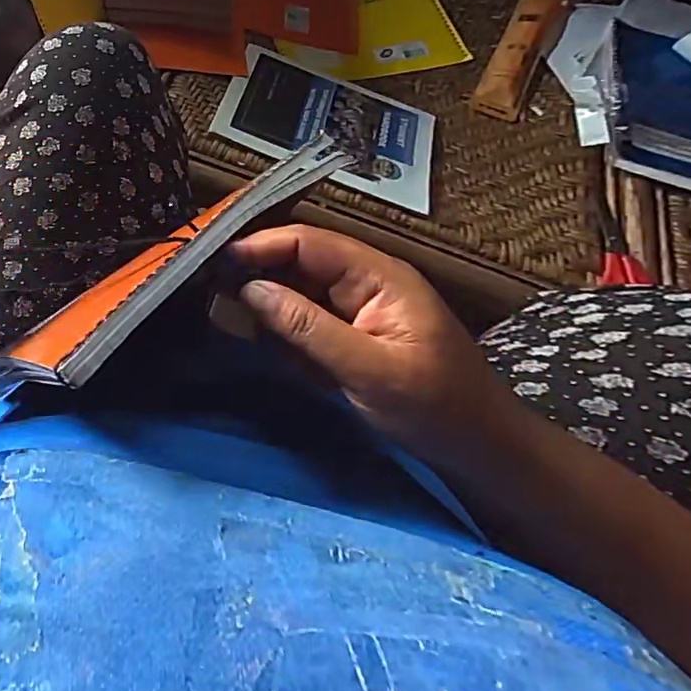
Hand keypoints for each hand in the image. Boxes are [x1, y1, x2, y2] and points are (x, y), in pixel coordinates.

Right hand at [226, 225, 511, 459]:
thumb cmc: (436, 408)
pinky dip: (281, 329)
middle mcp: (364, 281)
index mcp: (378, 275)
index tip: (216, 259)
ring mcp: (357, 307)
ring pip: (297, 290)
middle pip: (299, 261)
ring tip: (225, 312)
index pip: (310, 242)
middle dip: (257, 272)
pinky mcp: (351, 334)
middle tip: (210, 288)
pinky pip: (306, 319)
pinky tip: (260, 338)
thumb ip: (307, 327)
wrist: (479, 448)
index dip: (262, 246)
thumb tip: (251, 288)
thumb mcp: (369, 370)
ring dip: (265, 302)